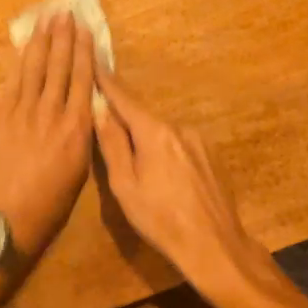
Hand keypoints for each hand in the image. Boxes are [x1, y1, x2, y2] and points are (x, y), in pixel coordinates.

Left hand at [0, 12, 95, 255]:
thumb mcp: (81, 165)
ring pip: (35, 68)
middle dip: (63, 37)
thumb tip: (84, 102)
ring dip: (41, 41)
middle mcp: (52, 113)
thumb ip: (83, 130)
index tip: (86, 29)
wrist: (12, 213)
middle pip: (59, 66)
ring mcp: (24, 112)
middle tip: (66, 12)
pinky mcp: (2, 117)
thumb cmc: (53, 198)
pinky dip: (20, 62)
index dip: (84, 51)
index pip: (82, 79)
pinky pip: (13, 82)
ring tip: (47, 19)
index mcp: (77, 127)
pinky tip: (24, 47)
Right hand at [94, 69, 262, 287]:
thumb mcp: (124, 184)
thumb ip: (111, 144)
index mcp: (155, 132)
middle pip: (143, 118)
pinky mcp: (212, 158)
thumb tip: (98, 108)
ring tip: (138, 169)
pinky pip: (179, 147)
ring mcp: (200, 142)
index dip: (106, 82)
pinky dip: (166, 154)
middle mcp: (179, 128)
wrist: (214, 246)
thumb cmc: (160, 219)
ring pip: (162, 134)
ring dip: (147, 142)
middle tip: (107, 133)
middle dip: (125, 122)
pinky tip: (165, 180)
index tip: (94, 61)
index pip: (124, 98)